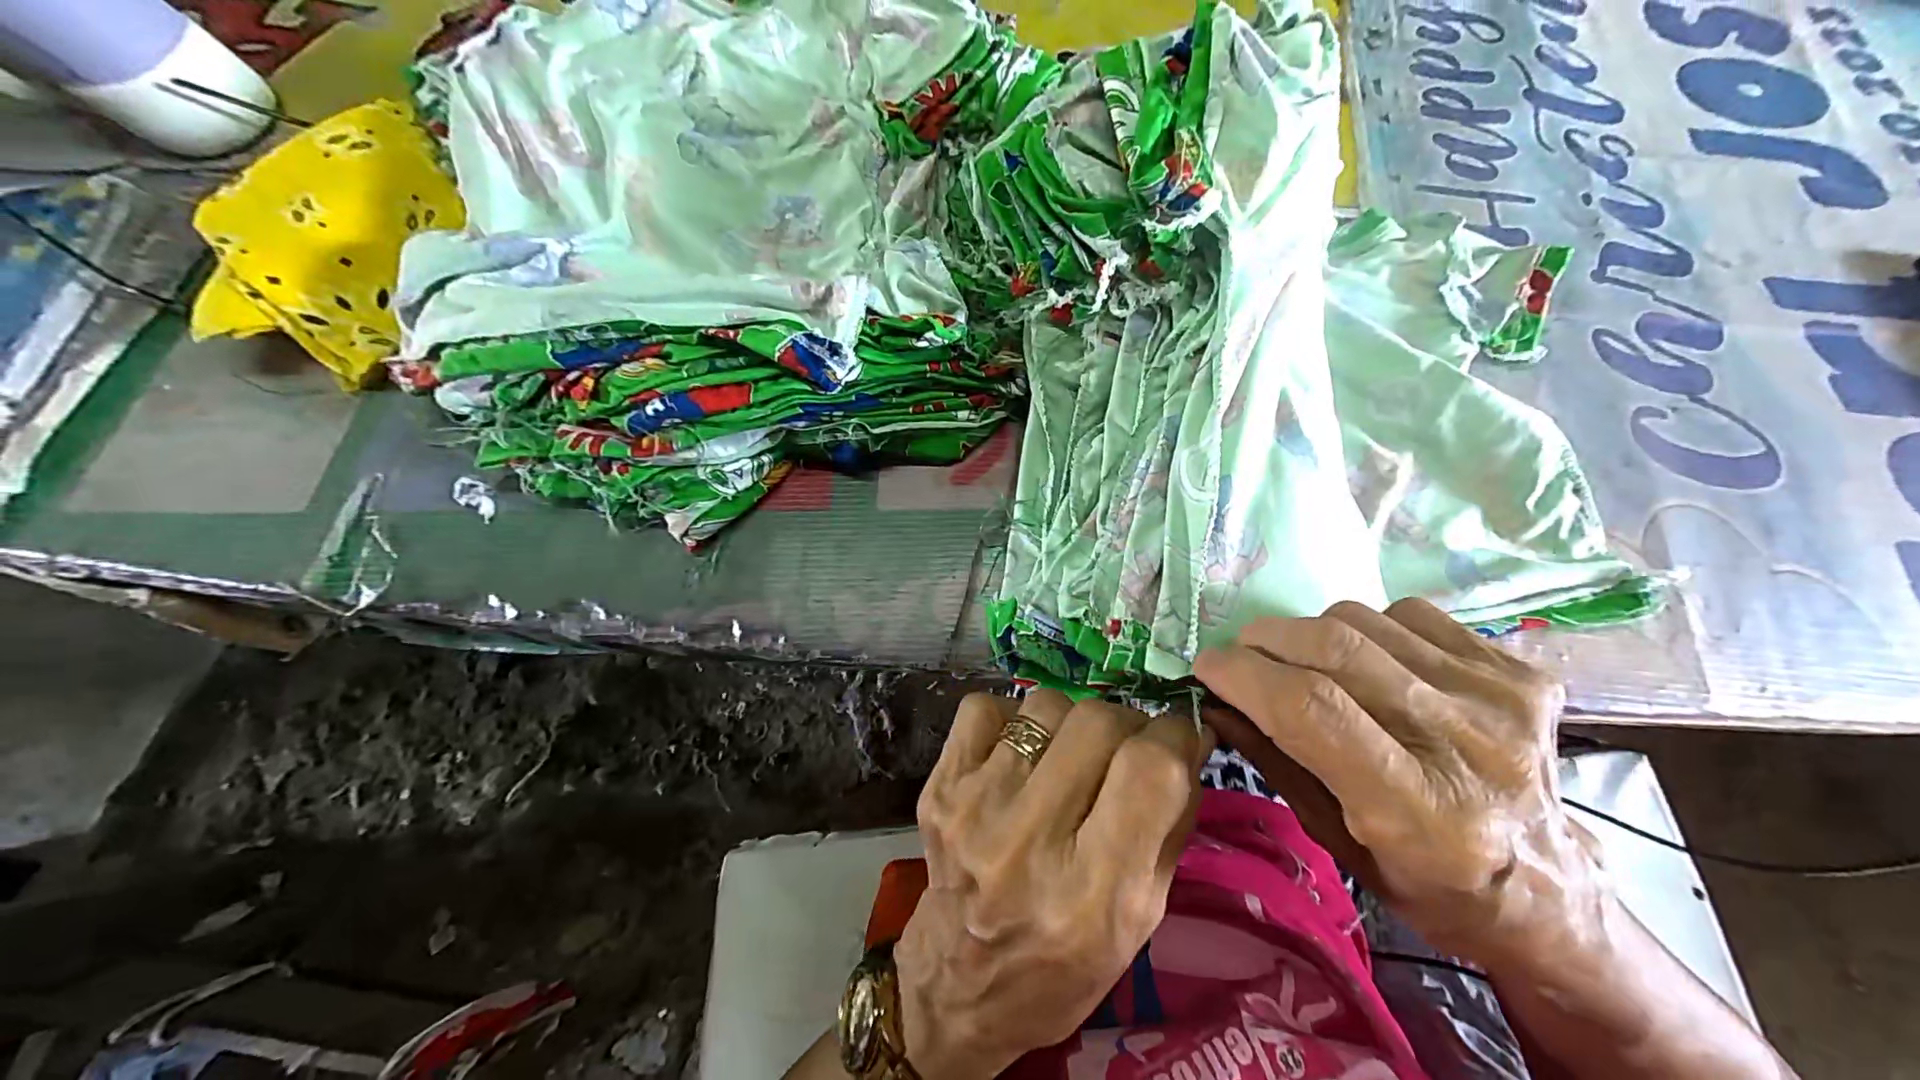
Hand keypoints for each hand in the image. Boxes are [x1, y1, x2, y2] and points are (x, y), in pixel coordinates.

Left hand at [894, 690, 1209, 1079]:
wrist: (960, 982)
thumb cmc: (1064, 965)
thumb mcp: (1141, 919)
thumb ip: (1170, 823)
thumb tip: (1186, 738)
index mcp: (1093, 893)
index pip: (1150, 768)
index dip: (1175, 737)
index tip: (1177, 739)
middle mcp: (1028, 842)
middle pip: (1099, 722)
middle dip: (1128, 726)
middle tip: (1125, 751)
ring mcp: (974, 808)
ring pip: (1047, 705)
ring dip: (1072, 723)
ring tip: (1070, 759)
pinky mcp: (938, 786)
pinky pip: (986, 707)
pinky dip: (1013, 720)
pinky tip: (1020, 756)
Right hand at [1192, 599, 1609, 969]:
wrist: (1550, 892)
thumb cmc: (1428, 885)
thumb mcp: (1335, 840)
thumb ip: (1275, 761)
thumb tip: (1216, 700)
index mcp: (1420, 812)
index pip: (1310, 707)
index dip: (1244, 673)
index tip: (1207, 666)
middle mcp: (1468, 745)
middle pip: (1335, 647)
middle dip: (1265, 640)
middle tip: (1241, 656)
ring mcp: (1501, 700)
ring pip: (1364, 619)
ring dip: (1310, 632)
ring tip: (1304, 664)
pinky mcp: (1520, 672)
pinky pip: (1409, 614)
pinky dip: (1368, 628)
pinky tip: (1371, 664)